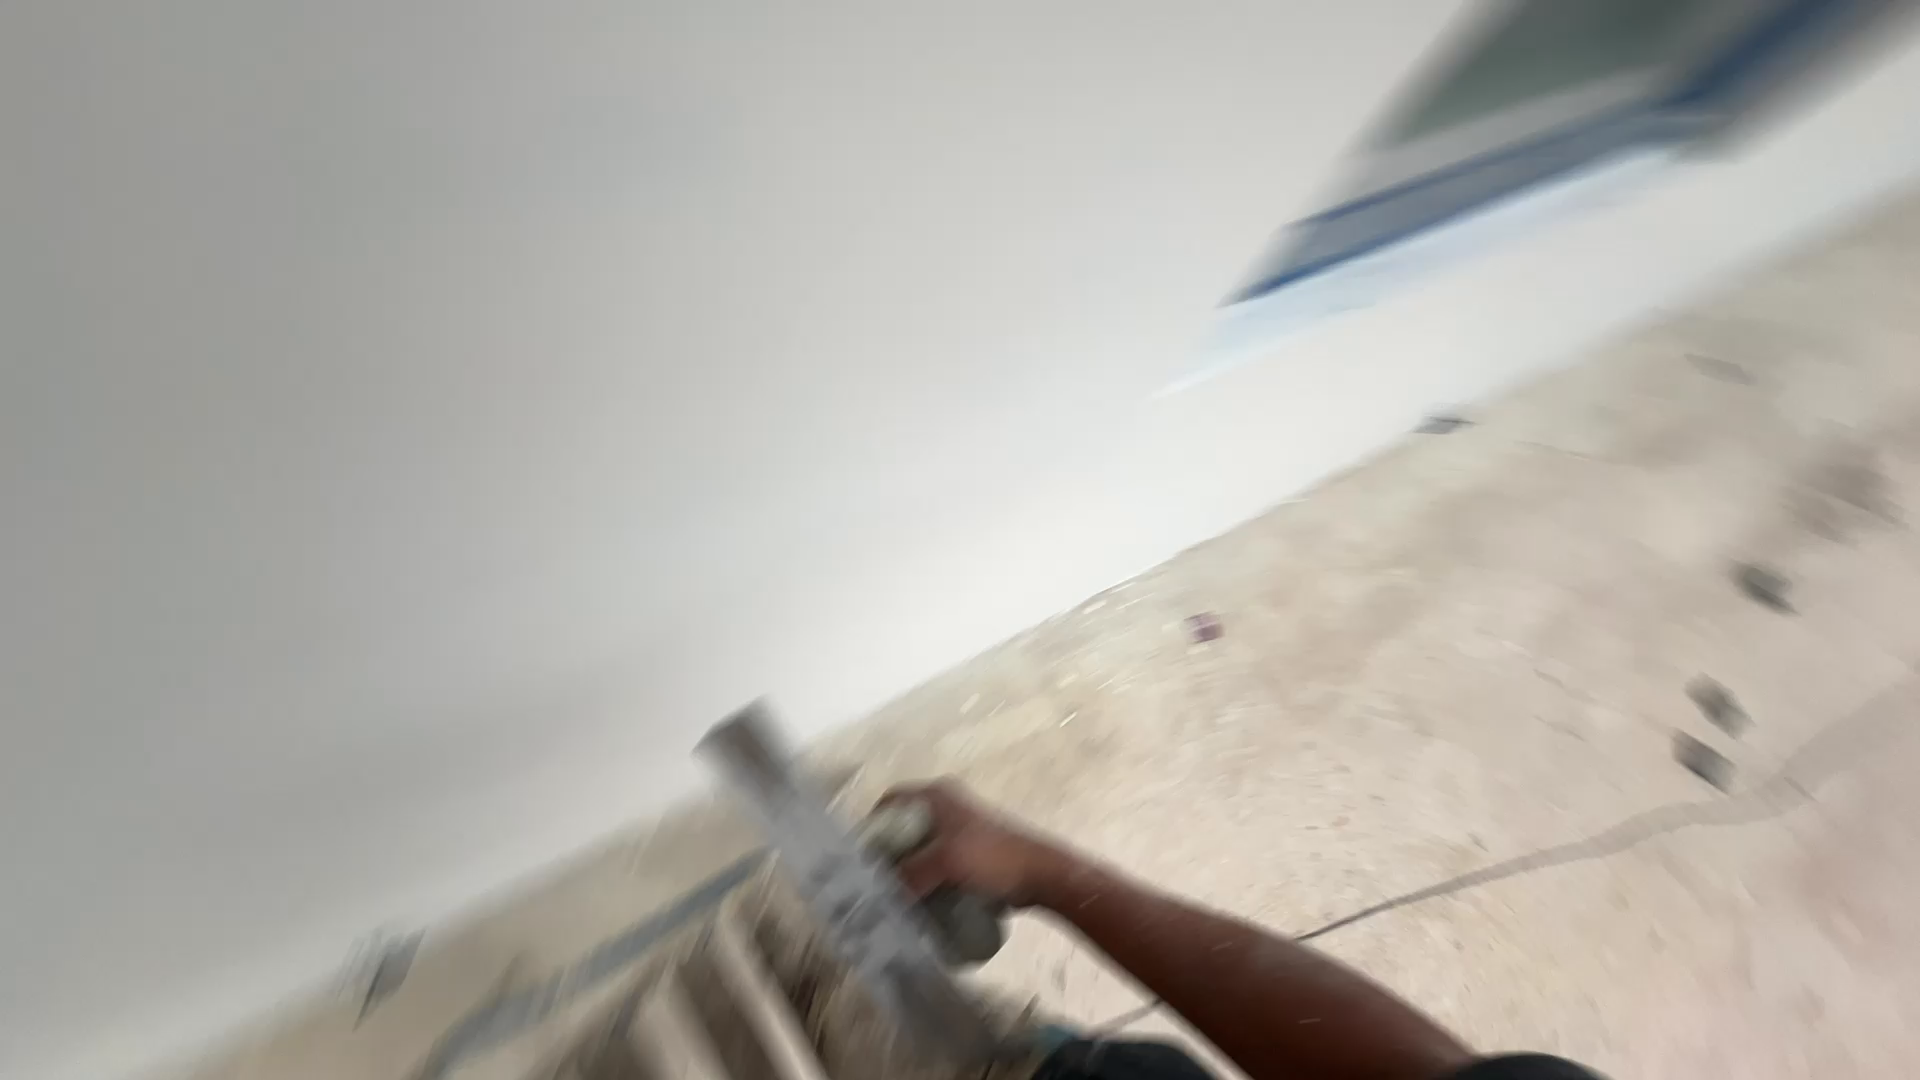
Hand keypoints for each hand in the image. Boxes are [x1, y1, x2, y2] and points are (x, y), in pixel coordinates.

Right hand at [876, 779, 1068, 907]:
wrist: (1039, 874)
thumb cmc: (992, 857)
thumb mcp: (945, 861)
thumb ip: (910, 874)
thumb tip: (878, 894)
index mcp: (937, 794)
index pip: (891, 800)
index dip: (873, 824)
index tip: (861, 855)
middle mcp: (945, 804)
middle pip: (903, 823)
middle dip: (887, 850)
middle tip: (871, 880)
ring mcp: (958, 827)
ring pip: (919, 844)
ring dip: (906, 865)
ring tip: (889, 894)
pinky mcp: (968, 849)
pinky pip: (934, 859)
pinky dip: (922, 874)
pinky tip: (914, 897)